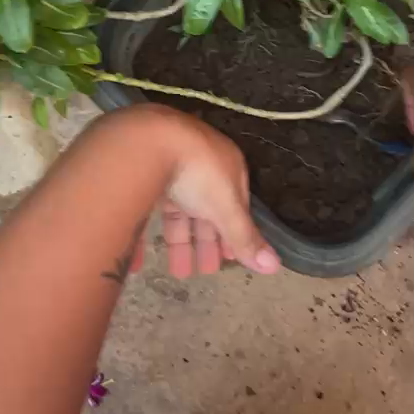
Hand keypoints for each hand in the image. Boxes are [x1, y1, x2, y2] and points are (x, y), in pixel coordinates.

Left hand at [113, 106, 280, 278]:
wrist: (144, 140)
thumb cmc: (197, 172)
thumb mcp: (227, 207)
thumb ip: (245, 237)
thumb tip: (275, 267)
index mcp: (225, 166)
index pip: (236, 203)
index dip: (233, 232)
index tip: (230, 260)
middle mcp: (197, 165)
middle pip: (205, 209)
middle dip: (206, 242)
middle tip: (204, 271)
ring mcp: (165, 168)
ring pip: (175, 212)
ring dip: (179, 243)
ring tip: (179, 273)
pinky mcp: (137, 176)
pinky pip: (143, 211)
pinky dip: (142, 237)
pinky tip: (138, 262)